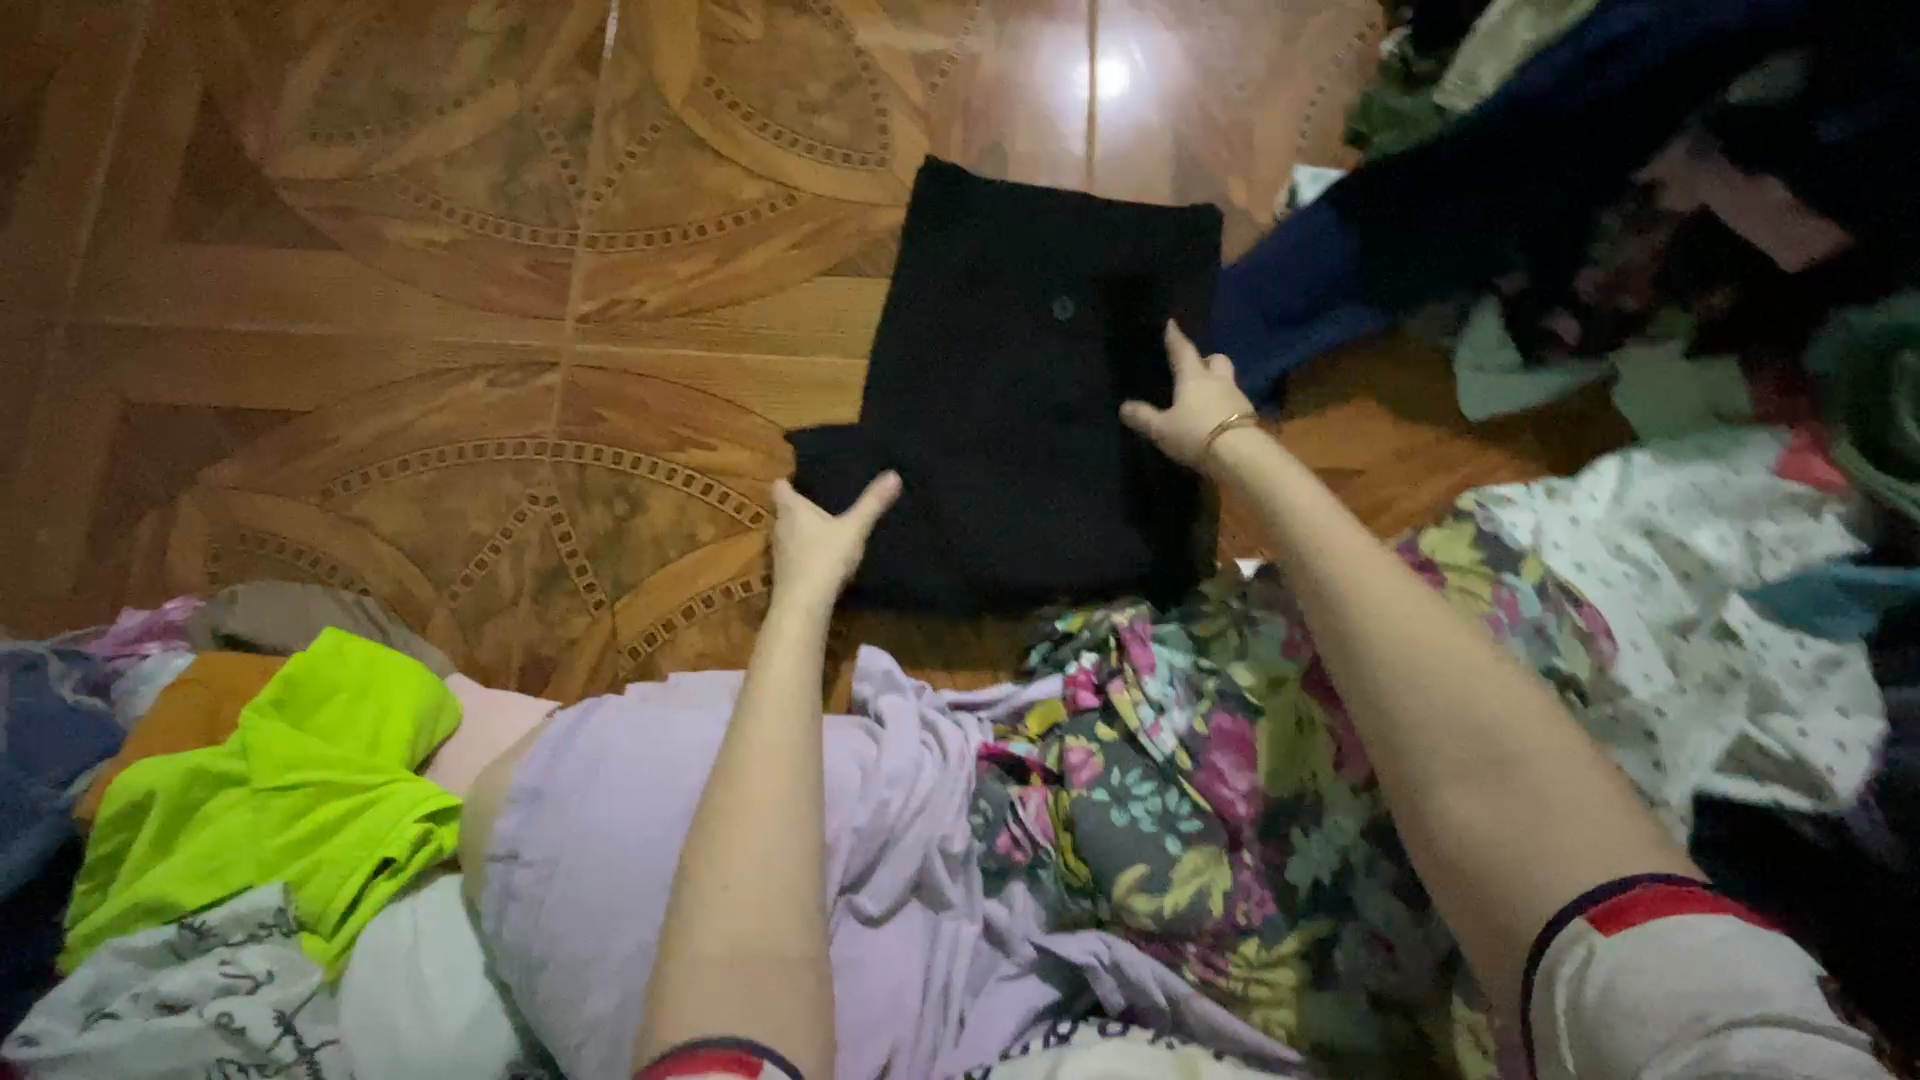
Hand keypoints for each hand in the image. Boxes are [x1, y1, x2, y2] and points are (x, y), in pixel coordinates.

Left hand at [768, 471, 900, 609]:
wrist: (803, 604)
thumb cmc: (825, 557)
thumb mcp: (854, 528)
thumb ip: (872, 503)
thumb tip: (893, 474)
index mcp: (792, 509)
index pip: (780, 487)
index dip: (788, 482)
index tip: (800, 481)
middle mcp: (779, 527)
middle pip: (784, 511)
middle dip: (799, 508)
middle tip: (821, 503)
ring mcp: (779, 553)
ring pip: (788, 534)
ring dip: (801, 532)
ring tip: (824, 530)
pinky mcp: (784, 574)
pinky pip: (794, 556)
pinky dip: (805, 554)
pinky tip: (822, 560)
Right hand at [1119, 320, 1257, 469]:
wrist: (1239, 454)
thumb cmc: (1195, 434)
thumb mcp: (1161, 429)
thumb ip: (1143, 417)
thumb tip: (1124, 407)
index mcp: (1193, 377)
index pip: (1183, 351)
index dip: (1175, 337)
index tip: (1172, 323)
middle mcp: (1218, 381)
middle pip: (1216, 360)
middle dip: (1207, 360)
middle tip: (1196, 367)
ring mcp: (1237, 397)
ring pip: (1228, 380)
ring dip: (1217, 383)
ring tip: (1204, 396)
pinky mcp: (1249, 416)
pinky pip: (1234, 402)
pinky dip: (1225, 405)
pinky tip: (1216, 417)